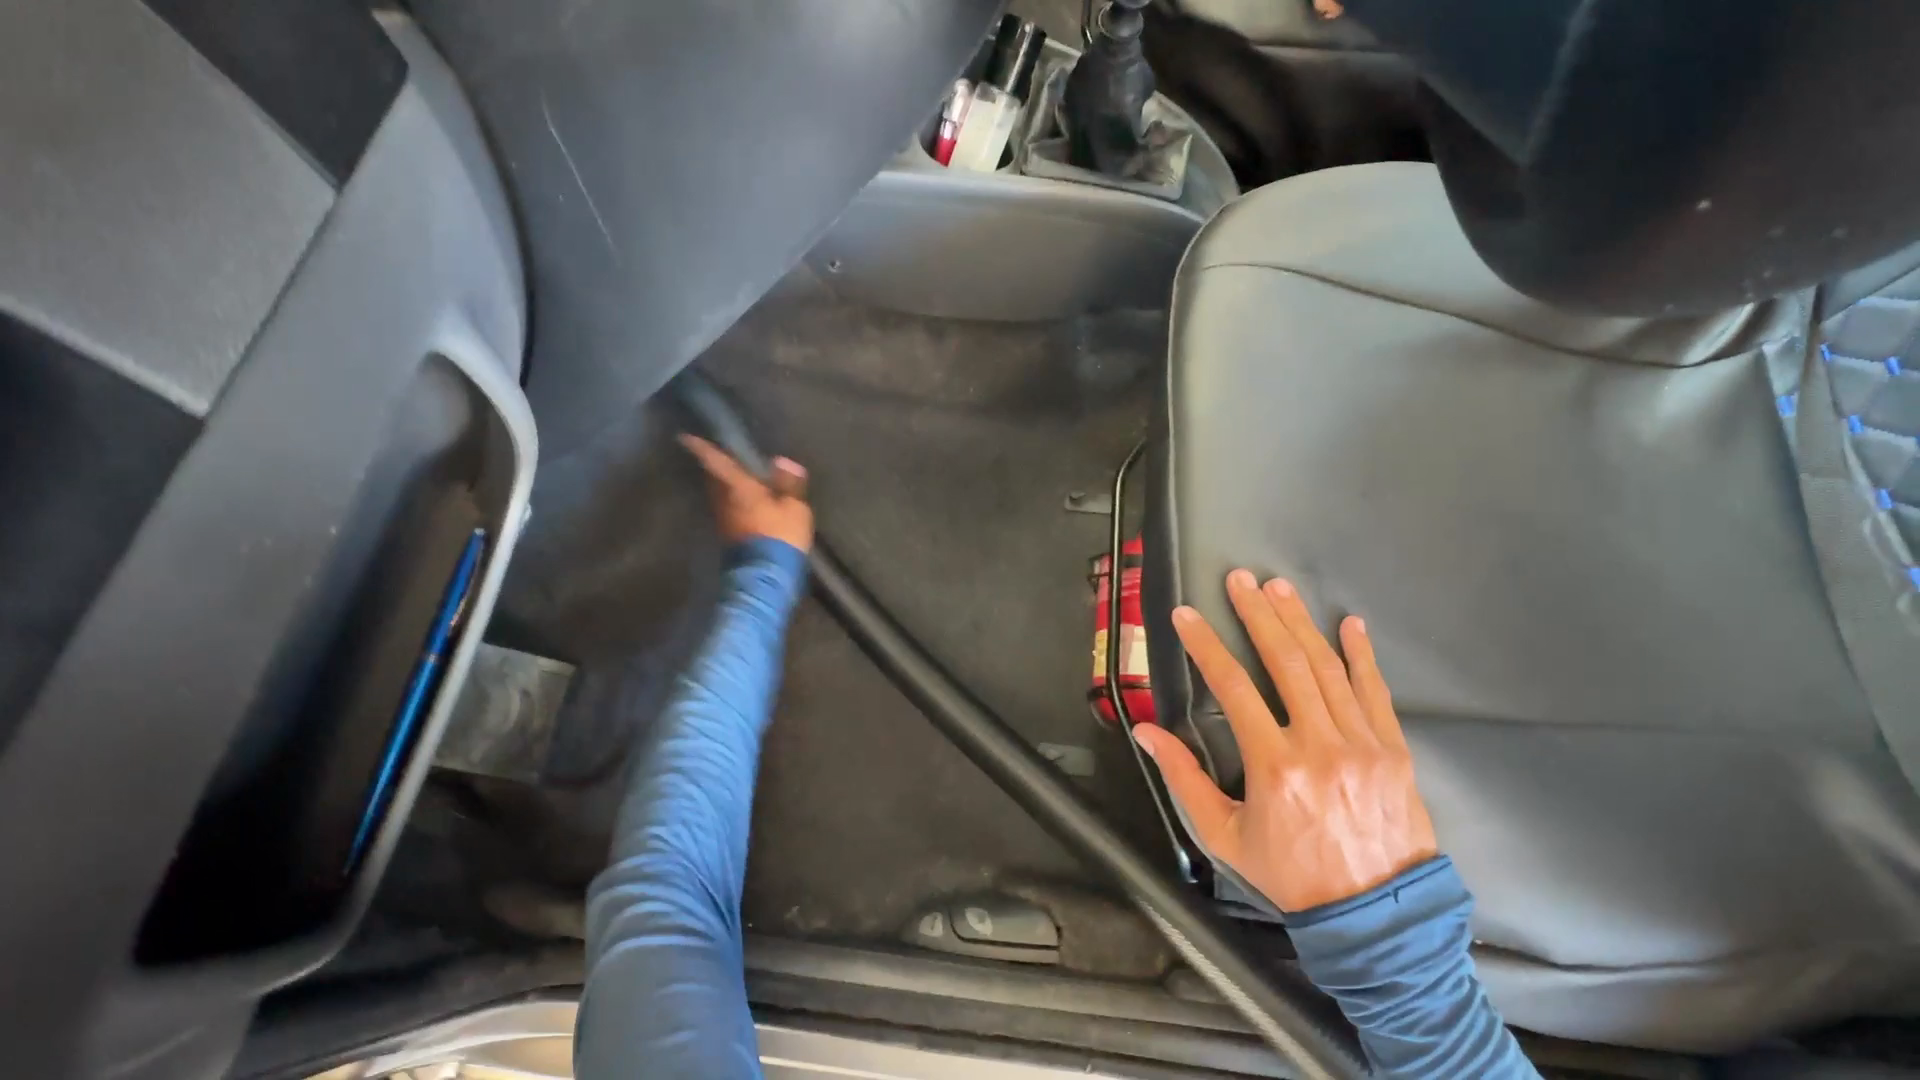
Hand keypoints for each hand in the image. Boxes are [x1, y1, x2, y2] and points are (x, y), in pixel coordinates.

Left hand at [678, 435, 813, 551]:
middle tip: (719, 453)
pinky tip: (744, 498)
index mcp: (737, 486)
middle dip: (714, 464)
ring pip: (718, 492)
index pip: (715, 461)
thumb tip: (782, 461)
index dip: (700, 448)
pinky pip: (727, 506)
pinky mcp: (727, 533)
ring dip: (723, 483)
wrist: (766, 576)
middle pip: (713, 476)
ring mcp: (722, 518)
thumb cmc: (780, 535)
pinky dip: (732, 498)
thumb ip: (788, 483)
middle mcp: (722, 499)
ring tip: (734, 474)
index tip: (684, 437)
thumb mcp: (795, 507)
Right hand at [1133, 570, 1436, 912]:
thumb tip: (1148, 734)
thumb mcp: (1223, 836)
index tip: (1186, 617)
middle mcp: (1320, 744)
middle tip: (1240, 579)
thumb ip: (1184, 779)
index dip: (1206, 646)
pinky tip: (1350, 625)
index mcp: (1274, 766)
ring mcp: (1363, 744)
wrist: (1375, 914)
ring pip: (1328, 668)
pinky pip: (1376, 692)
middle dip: (1258, 614)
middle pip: (1285, 662)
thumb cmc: (1291, 875)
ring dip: (1301, 623)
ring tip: (1279, 588)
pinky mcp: (1394, 750)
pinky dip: (1362, 656)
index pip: (1233, 688)